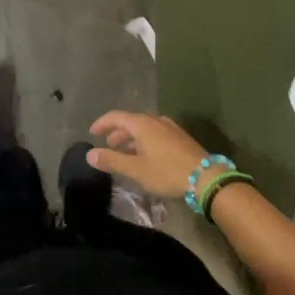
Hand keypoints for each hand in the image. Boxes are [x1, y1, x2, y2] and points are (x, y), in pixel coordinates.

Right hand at [87, 110, 211, 199]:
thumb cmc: (167, 172)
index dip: (102, 123)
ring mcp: (170, 128)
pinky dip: (144, 141)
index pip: (116, 116)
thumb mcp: (136, 169)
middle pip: (131, 121)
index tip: (92, 133)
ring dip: (131, 139)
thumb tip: (89, 154)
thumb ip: (112, 160)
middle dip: (117, 133)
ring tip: (125, 154)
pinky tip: (146, 156)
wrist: (206, 177)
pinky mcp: (180, 138)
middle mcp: (155, 120)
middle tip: (108, 146)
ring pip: (144, 128)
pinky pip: (155, 134)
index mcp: (142, 124)